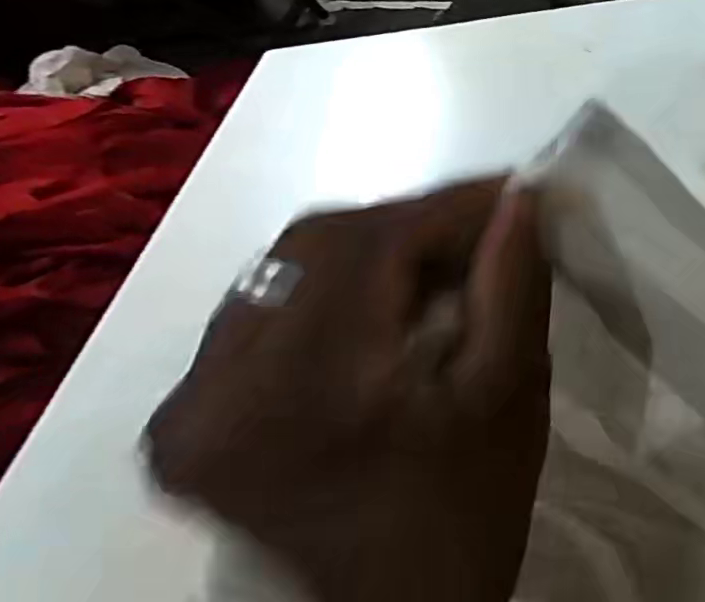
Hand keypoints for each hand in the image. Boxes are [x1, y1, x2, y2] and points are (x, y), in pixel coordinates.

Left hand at [145, 179, 551, 601]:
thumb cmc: (463, 515)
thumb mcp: (509, 393)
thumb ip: (513, 283)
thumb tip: (519, 196)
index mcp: (303, 393)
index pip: (379, 245)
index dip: (452, 204)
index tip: (513, 189)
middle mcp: (214, 390)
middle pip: (323, 242)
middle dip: (414, 221)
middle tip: (481, 227)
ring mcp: (186, 403)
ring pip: (292, 261)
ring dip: (376, 245)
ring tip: (441, 259)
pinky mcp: (185, 412)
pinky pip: (268, 300)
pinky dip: (335, 279)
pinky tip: (385, 296)